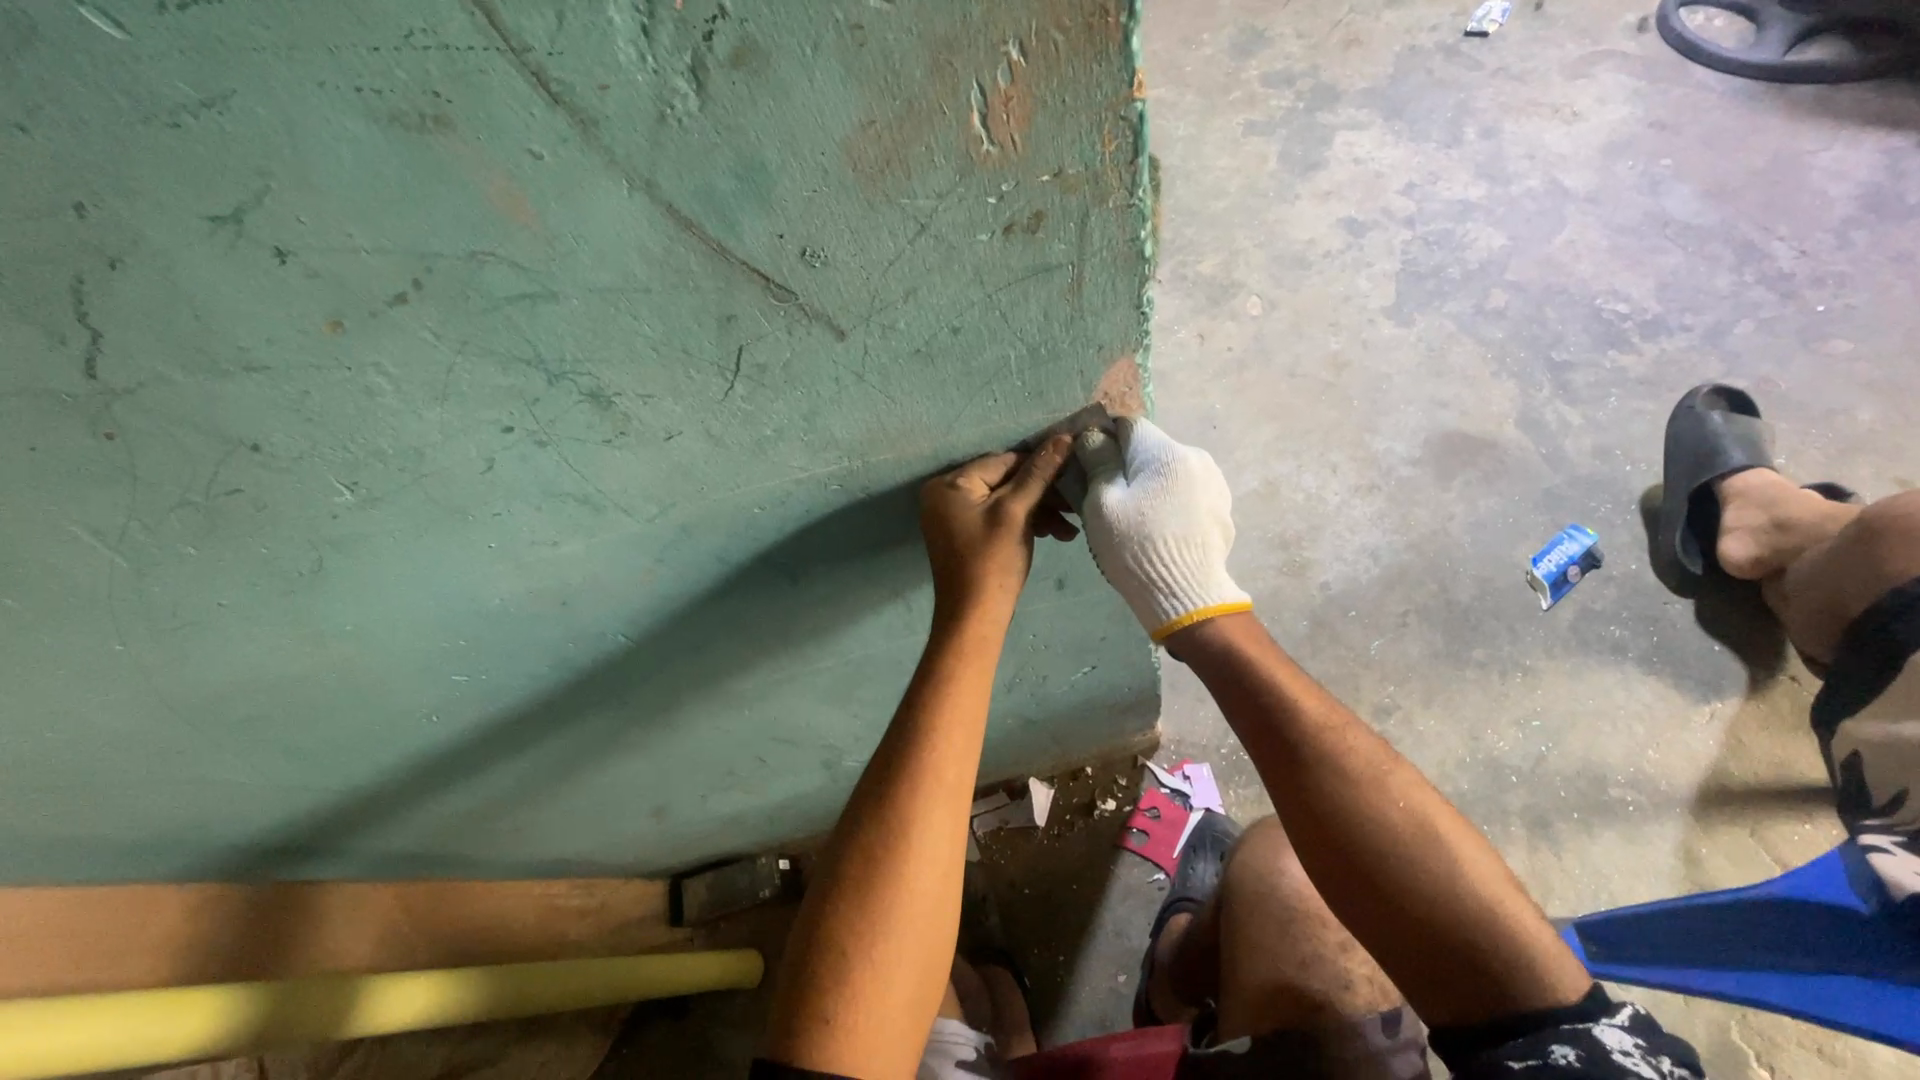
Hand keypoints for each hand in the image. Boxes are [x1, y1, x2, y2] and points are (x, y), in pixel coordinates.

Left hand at [920, 435, 1077, 619]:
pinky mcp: (967, 536)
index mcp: (949, 484)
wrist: (975, 618)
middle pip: (1005, 481)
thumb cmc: (992, 561)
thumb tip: (1064, 437)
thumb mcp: (1017, 512)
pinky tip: (1054, 535)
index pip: (1003, 461)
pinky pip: (999, 518)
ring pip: (1006, 502)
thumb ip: (1039, 473)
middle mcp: (945, 495)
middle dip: (1042, 494)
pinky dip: (1026, 524)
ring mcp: (954, 517)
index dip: (1040, 466)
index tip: (1072, 476)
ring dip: (1039, 512)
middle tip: (1074, 506)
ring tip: (1069, 530)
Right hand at [1075, 417, 1251, 641]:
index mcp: (1167, 452)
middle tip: (1104, 500)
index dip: (1102, 441)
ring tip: (1132, 521)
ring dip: (1147, 486)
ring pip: (1167, 473)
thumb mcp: (1103, 504)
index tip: (1086, 467)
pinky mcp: (1220, 511)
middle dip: (1124, 467)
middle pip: (1148, 450)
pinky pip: (1184, 494)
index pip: (1127, 425)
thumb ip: (1097, 462)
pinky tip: (1158, 532)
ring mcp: (1214, 485)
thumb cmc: (1138, 548)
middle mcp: (1196, 458)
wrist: (1188, 599)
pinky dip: (1167, 504)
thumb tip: (1093, 435)